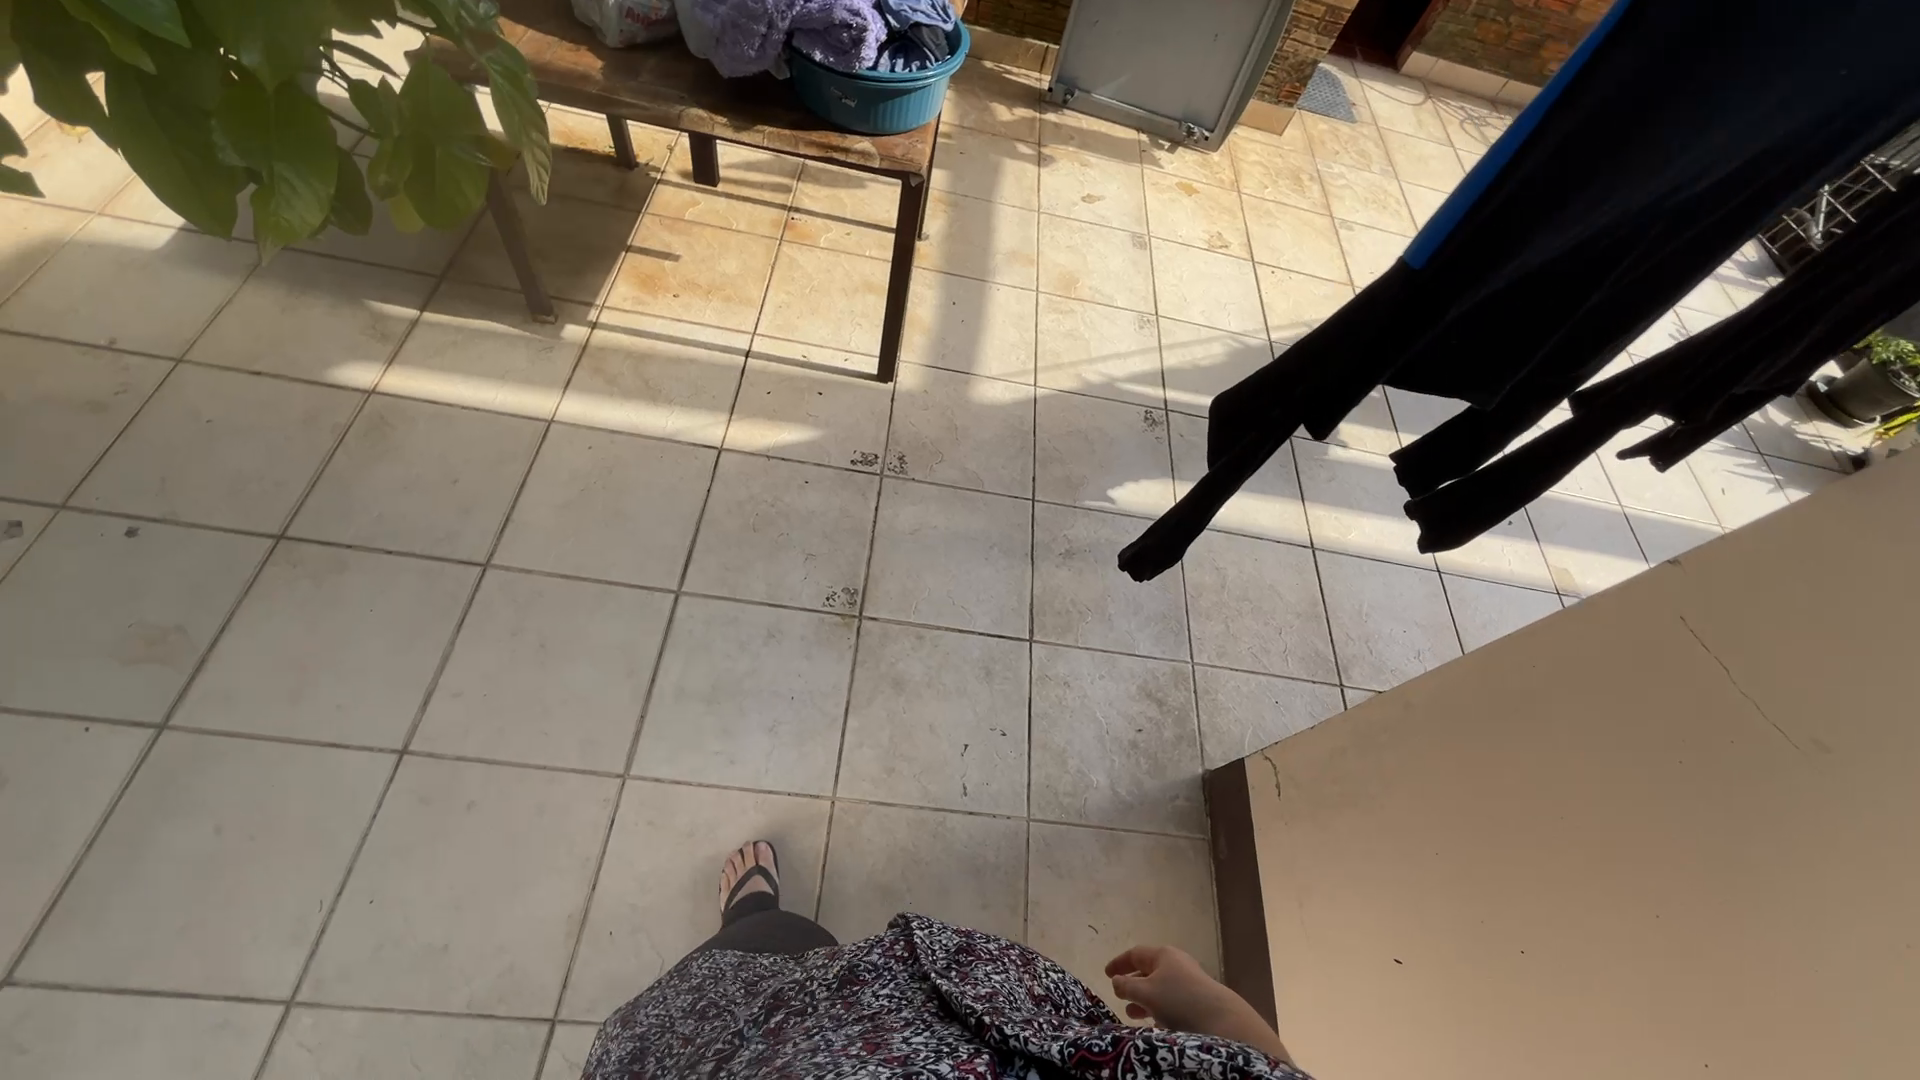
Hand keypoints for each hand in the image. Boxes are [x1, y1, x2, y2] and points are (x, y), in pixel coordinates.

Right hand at [1105, 945, 1290, 1061]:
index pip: (1135, 953)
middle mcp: (1176, 962)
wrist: (1221, 1020)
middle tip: (1119, 995)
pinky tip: (1155, 1021)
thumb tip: (1116, 981)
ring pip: (1160, 987)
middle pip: (1148, 970)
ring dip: (1144, 999)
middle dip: (1132, 983)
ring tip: (1132, 1014)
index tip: (1106, 973)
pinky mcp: (1198, 999)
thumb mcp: (1146, 993)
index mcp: (1162, 954)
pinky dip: (1158, 1007)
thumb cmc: (1178, 1000)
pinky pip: (1171, 1000)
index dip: (1119, 963)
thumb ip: (1126, 986)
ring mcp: (1189, 980)